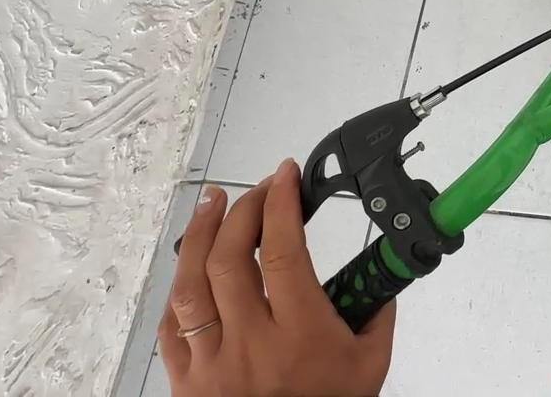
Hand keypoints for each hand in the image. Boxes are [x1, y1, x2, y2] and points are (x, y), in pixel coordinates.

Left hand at [160, 160, 395, 396]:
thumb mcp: (371, 363)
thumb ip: (377, 310)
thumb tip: (379, 271)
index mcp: (299, 332)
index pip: (282, 251)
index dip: (282, 203)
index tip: (288, 174)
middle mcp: (249, 342)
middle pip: (230, 259)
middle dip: (244, 209)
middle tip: (262, 186)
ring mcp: (210, 362)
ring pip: (190, 286)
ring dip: (201, 234)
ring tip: (215, 201)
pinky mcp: (186, 381)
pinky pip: (171, 326)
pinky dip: (181, 287)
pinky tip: (192, 264)